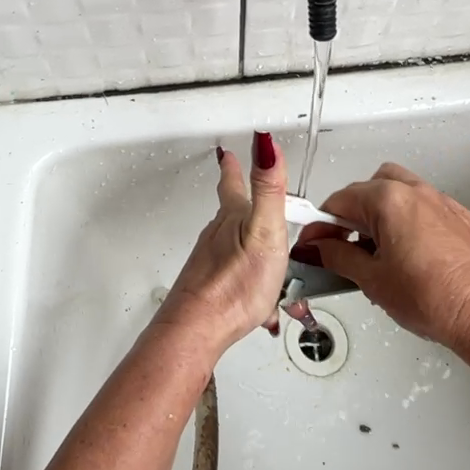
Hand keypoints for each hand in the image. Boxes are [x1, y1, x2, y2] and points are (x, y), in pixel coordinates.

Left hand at [155, 133, 289, 355]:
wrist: (200, 327)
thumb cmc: (233, 283)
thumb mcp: (264, 230)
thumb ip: (269, 188)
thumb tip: (265, 142)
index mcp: (234, 218)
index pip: (233, 182)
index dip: (232, 166)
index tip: (227, 153)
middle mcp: (219, 236)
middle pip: (230, 212)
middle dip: (239, 201)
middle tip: (238, 187)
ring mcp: (213, 262)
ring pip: (232, 245)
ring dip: (247, 243)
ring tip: (258, 244)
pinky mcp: (213, 288)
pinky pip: (235, 277)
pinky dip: (248, 279)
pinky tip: (257, 295)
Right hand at [296, 163, 469, 355]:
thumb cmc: (441, 300)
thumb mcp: (372, 281)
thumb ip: (338, 257)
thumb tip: (323, 248)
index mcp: (389, 200)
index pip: (338, 201)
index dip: (320, 225)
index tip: (312, 242)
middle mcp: (415, 193)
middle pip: (366, 190)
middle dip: (349, 216)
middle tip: (339, 247)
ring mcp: (441, 203)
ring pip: (396, 193)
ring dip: (377, 214)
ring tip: (373, 252)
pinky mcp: (460, 219)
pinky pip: (422, 208)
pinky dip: (405, 222)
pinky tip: (404, 255)